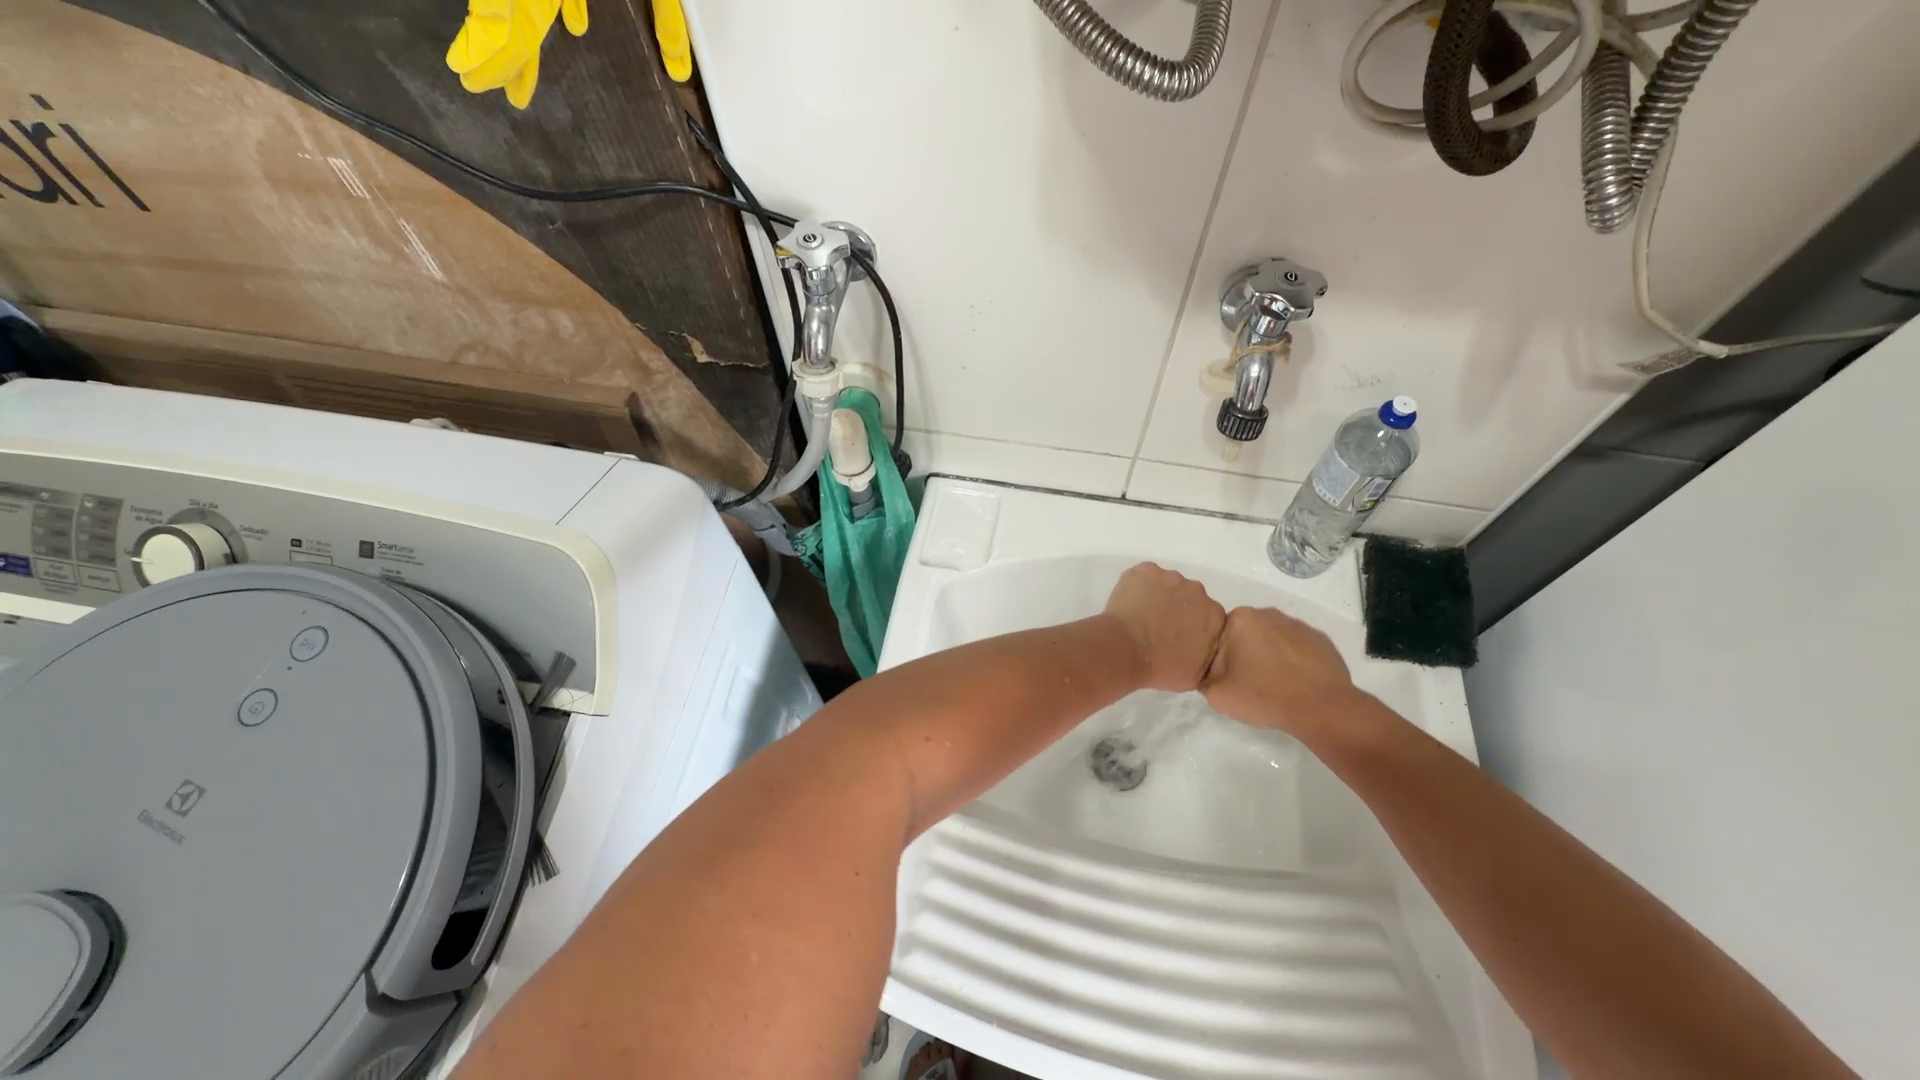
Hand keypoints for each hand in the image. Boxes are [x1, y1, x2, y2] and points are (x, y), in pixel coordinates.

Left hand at [1102, 563, 1225, 692]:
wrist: (1125, 650)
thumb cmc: (1162, 668)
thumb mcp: (1196, 674)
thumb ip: (1206, 655)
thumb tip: (1201, 649)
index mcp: (1214, 615)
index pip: (1208, 617)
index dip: (1192, 625)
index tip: (1178, 636)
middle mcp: (1197, 591)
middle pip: (1189, 598)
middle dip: (1177, 609)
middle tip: (1158, 627)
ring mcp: (1170, 577)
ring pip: (1167, 585)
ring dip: (1158, 597)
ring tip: (1140, 617)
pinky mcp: (1145, 570)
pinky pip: (1145, 577)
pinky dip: (1138, 587)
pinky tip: (1129, 605)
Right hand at [1201, 606, 1358, 735]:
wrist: (1321, 708)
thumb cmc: (1264, 696)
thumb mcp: (1216, 694)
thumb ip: (1204, 677)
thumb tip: (1209, 671)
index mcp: (1241, 619)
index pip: (1220, 634)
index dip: (1220, 658)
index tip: (1226, 677)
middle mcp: (1269, 613)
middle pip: (1247, 634)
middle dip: (1245, 653)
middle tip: (1248, 682)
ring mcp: (1299, 625)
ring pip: (1274, 639)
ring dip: (1270, 655)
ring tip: (1275, 684)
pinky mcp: (1321, 639)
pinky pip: (1298, 647)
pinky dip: (1294, 661)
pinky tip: (1296, 682)